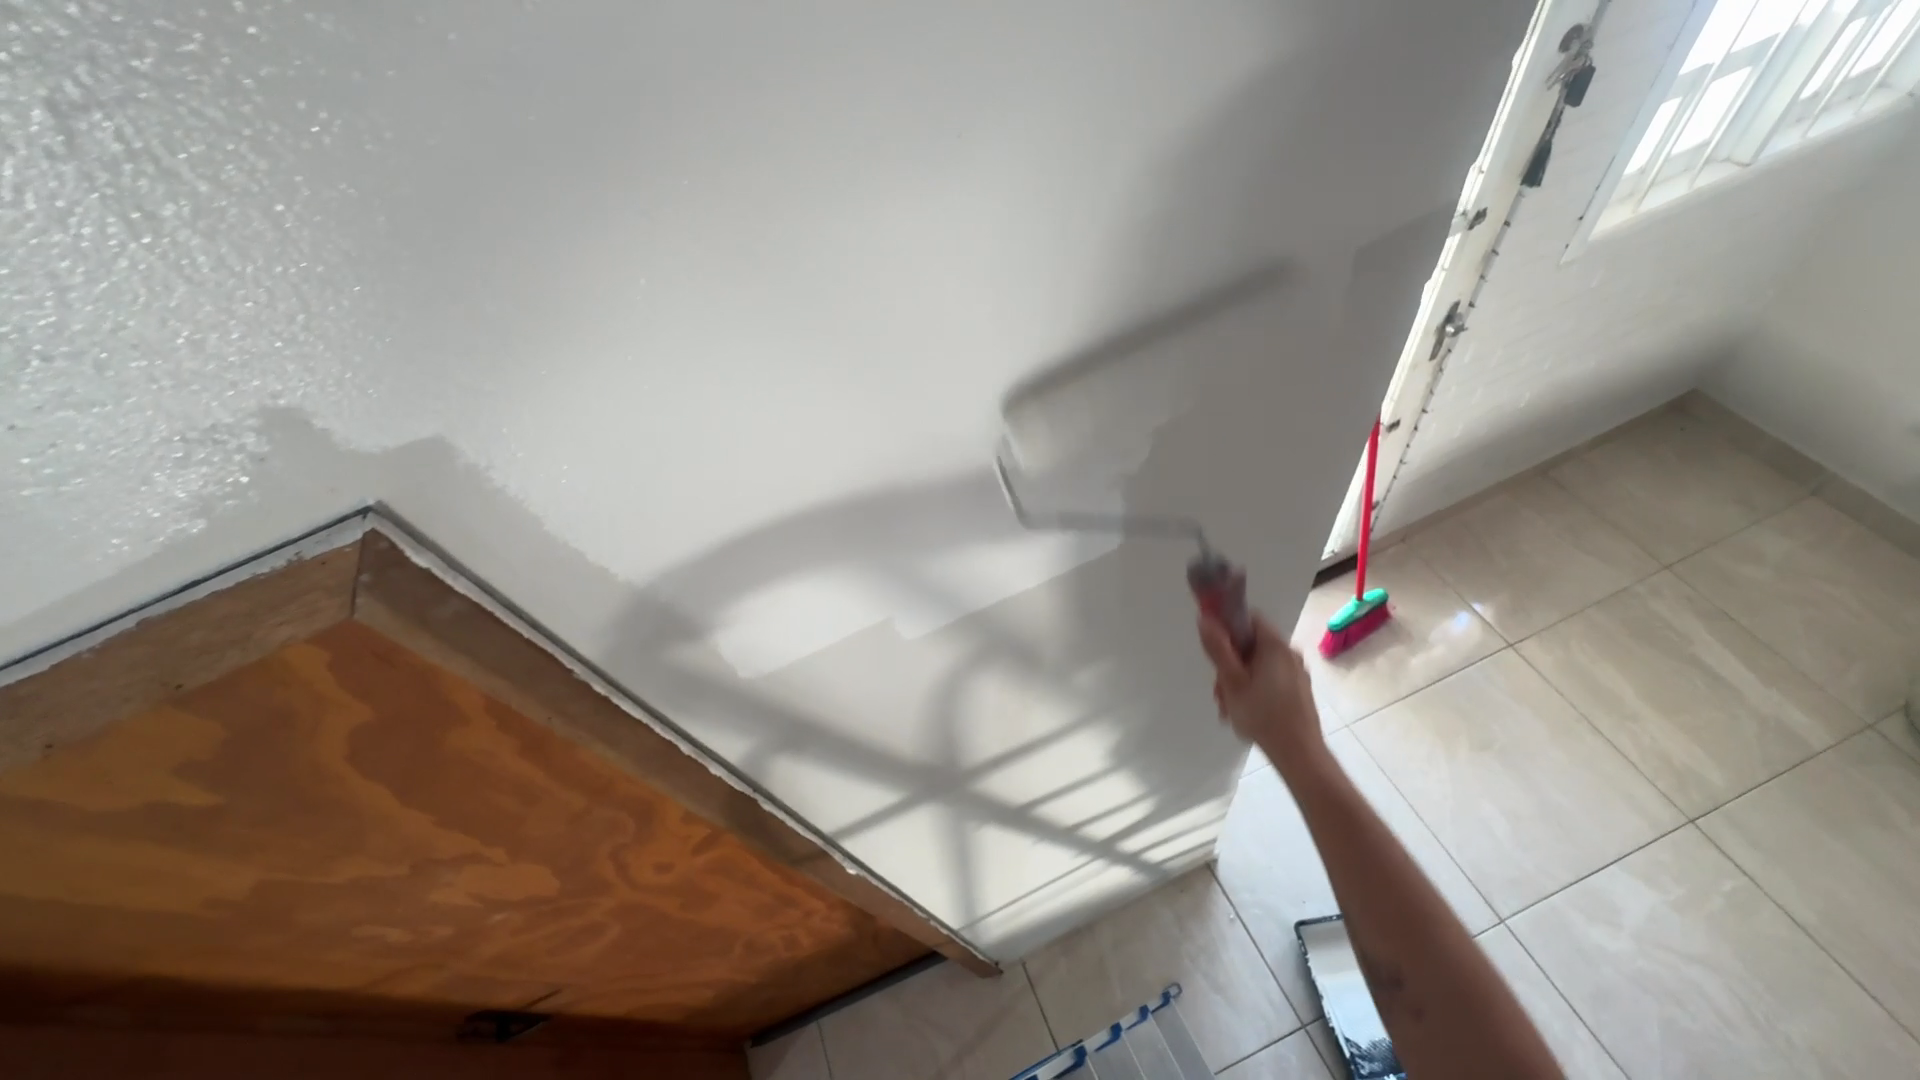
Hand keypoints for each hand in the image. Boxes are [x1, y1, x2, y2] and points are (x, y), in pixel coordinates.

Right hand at [1197, 613, 1325, 762]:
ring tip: (1230, 708)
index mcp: (1275, 646)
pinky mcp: (1300, 691)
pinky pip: (1271, 680)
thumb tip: (1205, 618)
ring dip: (1240, 682)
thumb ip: (1217, 648)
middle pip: (1251, 647)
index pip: (1248, 619)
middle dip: (1231, 666)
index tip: (1216, 652)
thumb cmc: (1262, 715)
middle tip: (1220, 691)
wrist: (1299, 753)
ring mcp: (1298, 673)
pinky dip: (1256, 691)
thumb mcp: (1232, 681)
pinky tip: (1247, 714)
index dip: (1228, 629)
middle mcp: (1290, 653)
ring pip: (1259, 666)